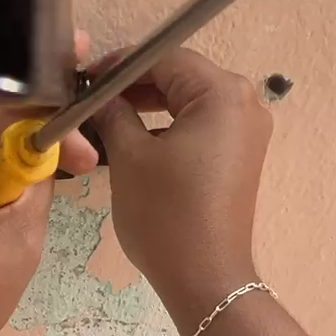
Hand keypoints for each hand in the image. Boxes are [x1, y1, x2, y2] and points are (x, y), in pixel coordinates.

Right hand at [93, 48, 271, 322]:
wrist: (203, 277)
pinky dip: (171, 130)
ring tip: (111, 123)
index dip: (122, 65)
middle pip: (183, 78)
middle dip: (137, 87)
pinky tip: (141, 144)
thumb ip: (114, 115)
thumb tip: (102, 97)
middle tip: (95, 101)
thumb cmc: (165, 215)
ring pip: (192, 104)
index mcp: (222, 93)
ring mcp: (248, 133)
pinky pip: (202, 129)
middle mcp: (245, 103)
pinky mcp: (241, 159)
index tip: (87, 78)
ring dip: (152, 109)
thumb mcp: (129, 159)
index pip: (166, 58)